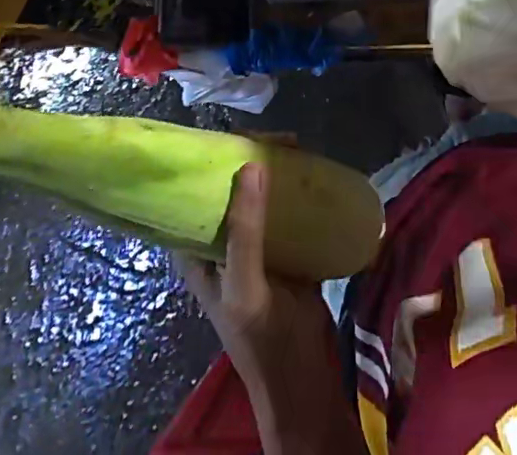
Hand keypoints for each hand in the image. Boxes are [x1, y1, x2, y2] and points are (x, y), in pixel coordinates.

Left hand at [180, 165, 351, 444]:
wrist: (303, 380)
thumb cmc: (262, 339)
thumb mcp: (245, 286)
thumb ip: (244, 230)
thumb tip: (251, 164)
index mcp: (198, 250)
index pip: (197, 192)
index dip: (216, 159)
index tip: (248, 136)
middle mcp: (224, 242)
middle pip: (235, 188)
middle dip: (257, 158)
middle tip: (288, 142)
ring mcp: (258, 245)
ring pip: (265, 195)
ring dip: (282, 171)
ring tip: (303, 150)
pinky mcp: (288, 250)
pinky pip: (291, 211)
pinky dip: (302, 191)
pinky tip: (319, 174)